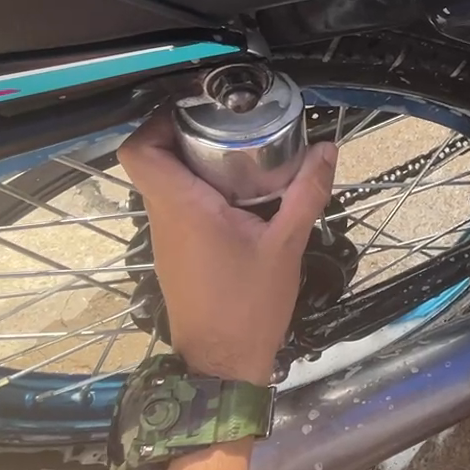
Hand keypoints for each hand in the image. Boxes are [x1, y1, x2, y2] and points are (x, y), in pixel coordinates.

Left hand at [117, 112, 336, 384]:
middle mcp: (166, 217)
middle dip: (190, 134)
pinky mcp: (179, 251)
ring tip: (249, 152)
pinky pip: (183, 205)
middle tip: (236, 124)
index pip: (141, 151)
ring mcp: (169, 236)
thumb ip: (307, 193)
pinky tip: (248, 194)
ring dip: (200, 162)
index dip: (159, 121)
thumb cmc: (249, 302)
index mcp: (184, 208)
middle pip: (156, 160)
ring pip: (169, 183)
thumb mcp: (288, 243)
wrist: (223, 360)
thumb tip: (327, 149)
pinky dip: (207, 188)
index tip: (200, 108)